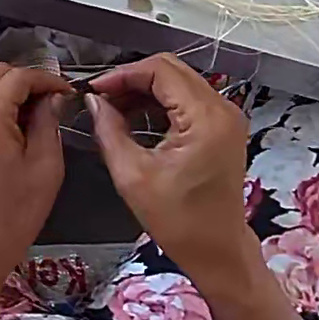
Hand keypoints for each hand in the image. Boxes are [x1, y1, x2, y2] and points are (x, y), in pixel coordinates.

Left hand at [0, 63, 70, 317]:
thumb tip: (53, 99)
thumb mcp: (45, 166)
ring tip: (40, 117)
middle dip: (29, 82)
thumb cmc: (12, 214)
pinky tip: (18, 129)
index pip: (19, 76)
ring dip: (12, 94)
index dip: (48, 79)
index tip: (68, 93)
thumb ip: (48, 123)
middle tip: (56, 102)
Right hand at [87, 54, 256, 285]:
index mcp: (206, 119)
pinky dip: (156, 100)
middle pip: (170, 69)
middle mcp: (223, 110)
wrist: (217, 250)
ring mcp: (226, 117)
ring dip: (142, 88)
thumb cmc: (176, 218)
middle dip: (130, 78)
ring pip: (177, 80)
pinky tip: (132, 115)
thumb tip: (92, 99)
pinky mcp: (222, 126)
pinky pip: (185, 97)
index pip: (160, 71)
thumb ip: (108, 129)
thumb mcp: (131, 173)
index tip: (93, 90)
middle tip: (100, 96)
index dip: (122, 74)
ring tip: (111, 106)